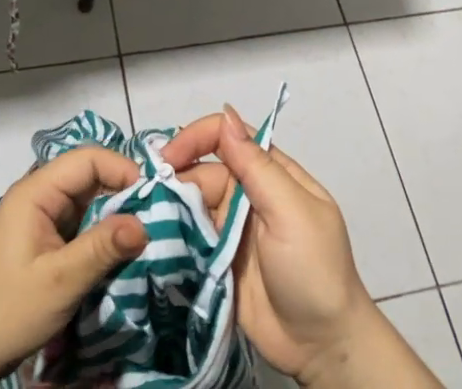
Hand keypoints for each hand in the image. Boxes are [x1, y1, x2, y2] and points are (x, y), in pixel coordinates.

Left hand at [0, 147, 149, 388]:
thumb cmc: (9, 310)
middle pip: (90, 176)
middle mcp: (39, 196)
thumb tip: (145, 223)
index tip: (151, 200)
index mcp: (35, 193)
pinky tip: (124, 250)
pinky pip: (84, 223)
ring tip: (146, 234)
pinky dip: (105, 232)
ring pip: (90, 200)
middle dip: (124, 192)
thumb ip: (102, 248)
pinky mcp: (47, 240)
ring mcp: (42, 218)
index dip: (121, 170)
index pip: (86, 159)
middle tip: (156, 218)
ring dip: (117, 214)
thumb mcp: (60, 280)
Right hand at [162, 106, 382, 382]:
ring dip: (167, 206)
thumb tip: (226, 115)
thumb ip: (256, 166)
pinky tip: (147, 237)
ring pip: (190, 204)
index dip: (196, 139)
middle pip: (202, 171)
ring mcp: (231, 230)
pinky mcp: (216, 260)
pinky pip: (187, 237)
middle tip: (143, 194)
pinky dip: (169, 234)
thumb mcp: (291, 212)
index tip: (168, 158)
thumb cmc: (315, 271)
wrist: (322, 346)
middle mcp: (248, 196)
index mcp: (272, 175)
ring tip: (139, 218)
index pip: (228, 138)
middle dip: (174, 176)